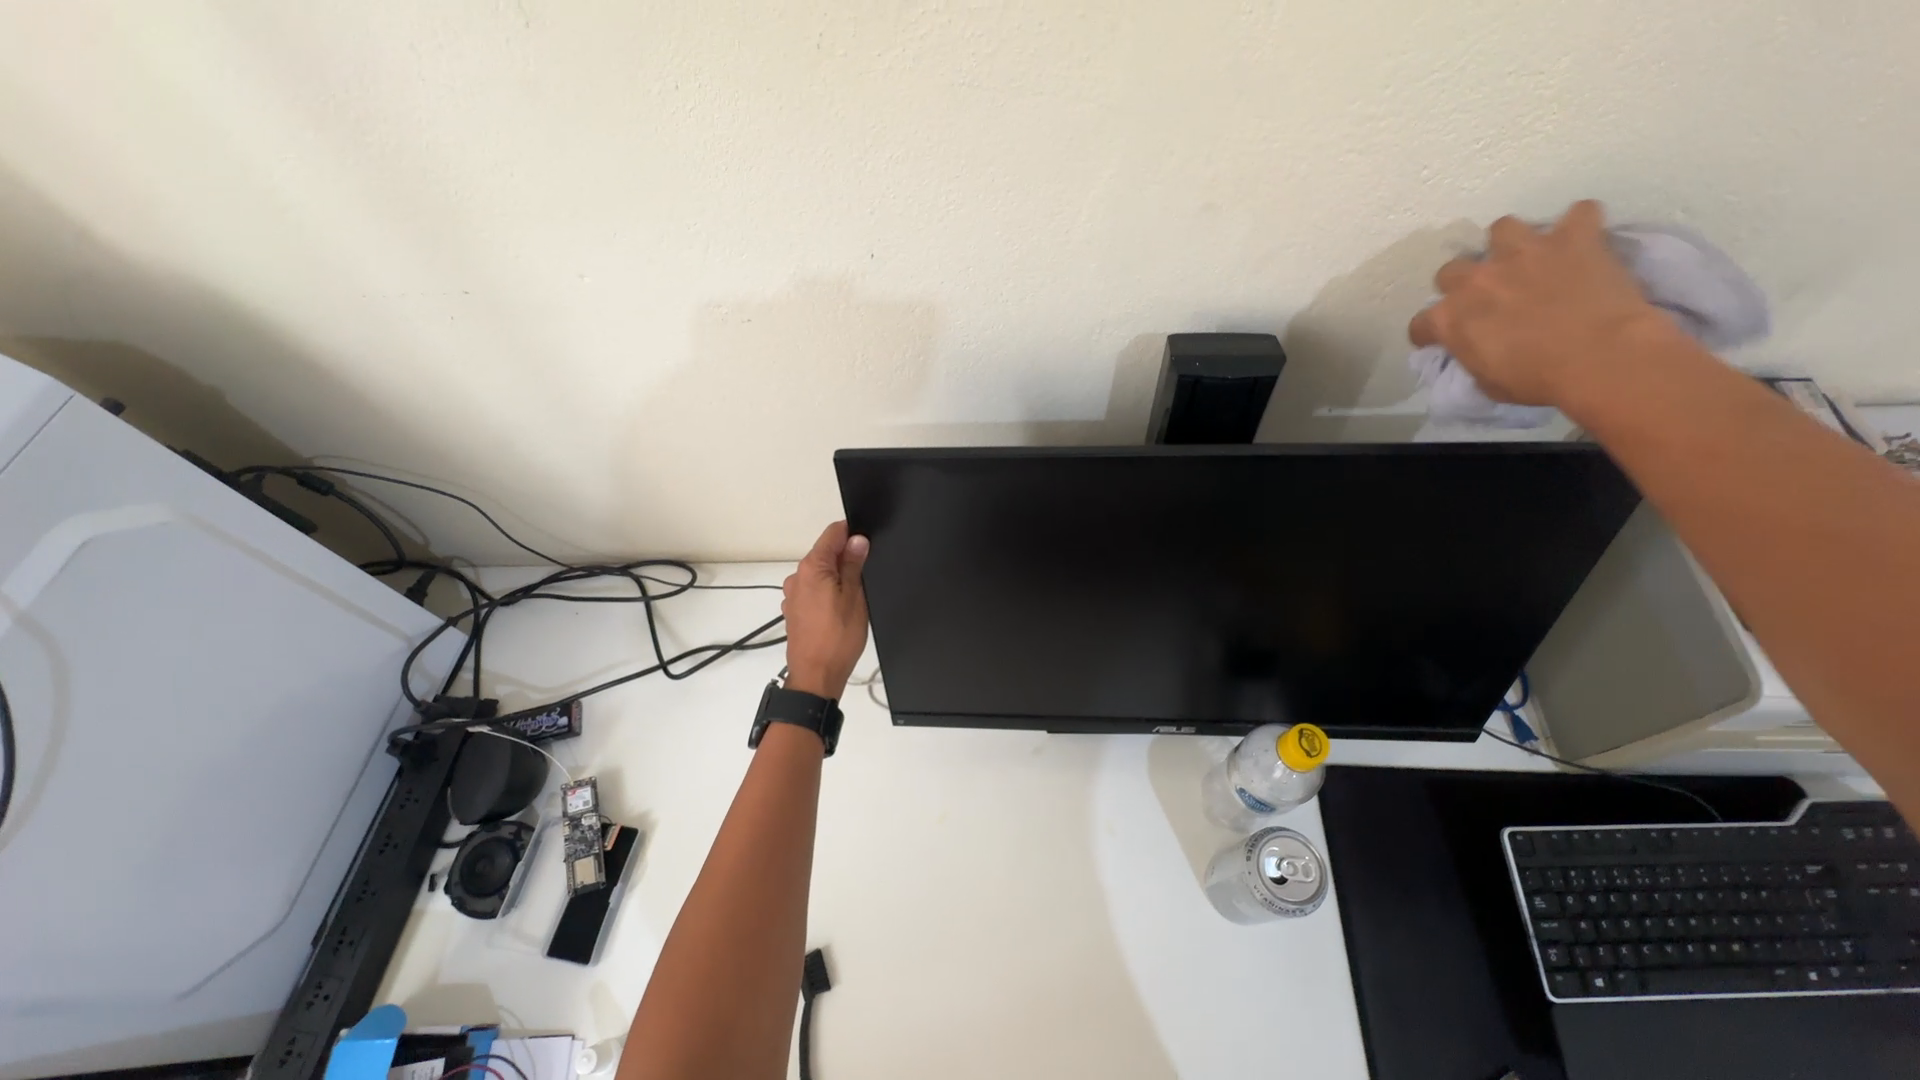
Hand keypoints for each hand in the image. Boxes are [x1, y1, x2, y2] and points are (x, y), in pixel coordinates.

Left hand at [781, 521, 870, 699]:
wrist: (816, 675)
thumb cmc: (838, 638)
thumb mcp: (855, 597)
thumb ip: (854, 564)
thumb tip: (857, 540)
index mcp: (812, 567)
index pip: (832, 534)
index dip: (852, 535)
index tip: (866, 546)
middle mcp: (797, 577)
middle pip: (824, 554)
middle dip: (845, 559)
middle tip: (865, 579)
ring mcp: (792, 595)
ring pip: (819, 574)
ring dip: (835, 578)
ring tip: (853, 600)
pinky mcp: (793, 611)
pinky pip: (812, 591)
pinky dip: (825, 593)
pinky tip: (838, 612)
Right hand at [1409, 200, 1680, 406]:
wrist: (1602, 357)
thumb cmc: (1540, 380)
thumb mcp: (1489, 383)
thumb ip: (1474, 358)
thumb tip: (1477, 350)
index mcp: (1450, 319)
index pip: (1421, 323)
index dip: (1430, 333)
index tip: (1440, 339)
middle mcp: (1477, 279)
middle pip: (1452, 270)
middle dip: (1464, 283)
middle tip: (1485, 297)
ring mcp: (1524, 253)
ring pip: (1503, 228)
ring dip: (1511, 244)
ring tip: (1528, 259)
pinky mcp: (1572, 239)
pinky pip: (1579, 215)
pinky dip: (1581, 225)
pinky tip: (1585, 240)